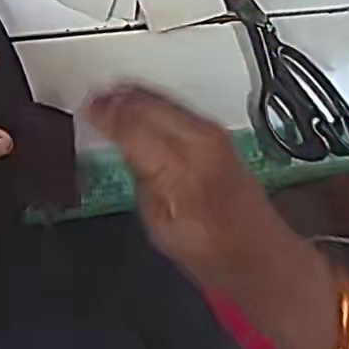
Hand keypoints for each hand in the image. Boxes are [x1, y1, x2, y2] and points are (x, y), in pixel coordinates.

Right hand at [84, 86, 296, 289]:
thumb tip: (120, 144)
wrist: (261, 254)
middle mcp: (200, 143)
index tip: (86, 111)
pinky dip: (146, 98)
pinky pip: (170, 101)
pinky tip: (133, 103)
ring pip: (156, 94)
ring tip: (107, 100)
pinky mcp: (215, 128)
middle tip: (91, 103)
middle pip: (143, 102)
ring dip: (128, 94)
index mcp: (181, 171)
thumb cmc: (214, 252)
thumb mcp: (158, 225)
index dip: (102, 114)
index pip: (130, 125)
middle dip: (112, 99)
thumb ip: (137, 177)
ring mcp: (211, 131)